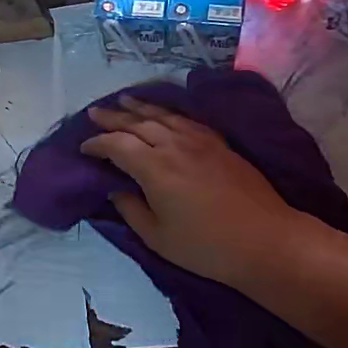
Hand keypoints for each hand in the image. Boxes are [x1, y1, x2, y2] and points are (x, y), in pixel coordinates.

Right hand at [82, 96, 312, 286]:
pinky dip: (168, 112)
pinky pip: (186, 119)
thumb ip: (132, 209)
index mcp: (154, 167)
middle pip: (137, 123)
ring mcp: (199, 140)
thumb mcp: (158, 237)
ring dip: (140, 107)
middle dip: (113, 117)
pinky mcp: (218, 143)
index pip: (117, 145)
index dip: (97, 144)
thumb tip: (115, 189)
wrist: (264, 239)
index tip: (83, 147)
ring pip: (163, 115)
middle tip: (94, 113)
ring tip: (123, 100)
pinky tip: (164, 112)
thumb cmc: (206, 247)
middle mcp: (174, 145)